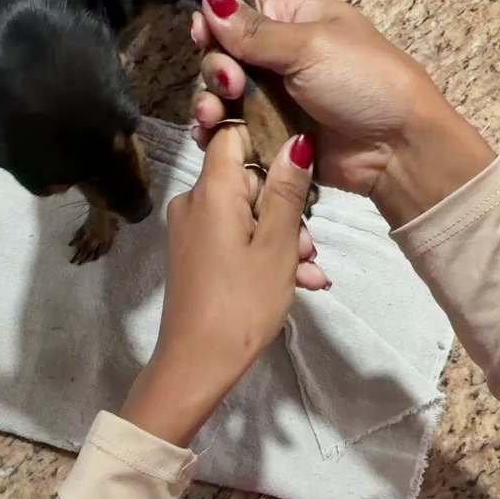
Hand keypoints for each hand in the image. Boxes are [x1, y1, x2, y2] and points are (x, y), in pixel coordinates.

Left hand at [121, 127, 317, 445]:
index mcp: (211, 190)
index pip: (232, 135)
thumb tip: (295, 141)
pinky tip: (298, 282)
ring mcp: (191, 232)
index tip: (297, 169)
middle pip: (245, 181)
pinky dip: (262, 256)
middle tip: (308, 247)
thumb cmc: (242, 303)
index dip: (267, 142)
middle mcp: (193, 203)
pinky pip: (233, 241)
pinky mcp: (194, 257)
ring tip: (308, 273)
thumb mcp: (277, 245)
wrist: (196, 363)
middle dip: (284, 209)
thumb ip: (287, 191)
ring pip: (245, 217)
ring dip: (281, 240)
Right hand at [191, 0, 496, 226]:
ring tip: (214, 116)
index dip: (215, 23)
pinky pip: (233, 132)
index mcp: (294, 19)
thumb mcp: (310, 46)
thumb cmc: (363, 82)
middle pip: (223, 56)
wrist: (395, 148)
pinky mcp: (271, 138)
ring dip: (210, 104)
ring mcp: (274, 101)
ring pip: (223, 98)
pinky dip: (217, 134)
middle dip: (215, 70)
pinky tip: (211, 136)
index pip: (238, 12)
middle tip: (231, 86)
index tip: (202, 37)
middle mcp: (279, 58)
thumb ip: (255, 31)